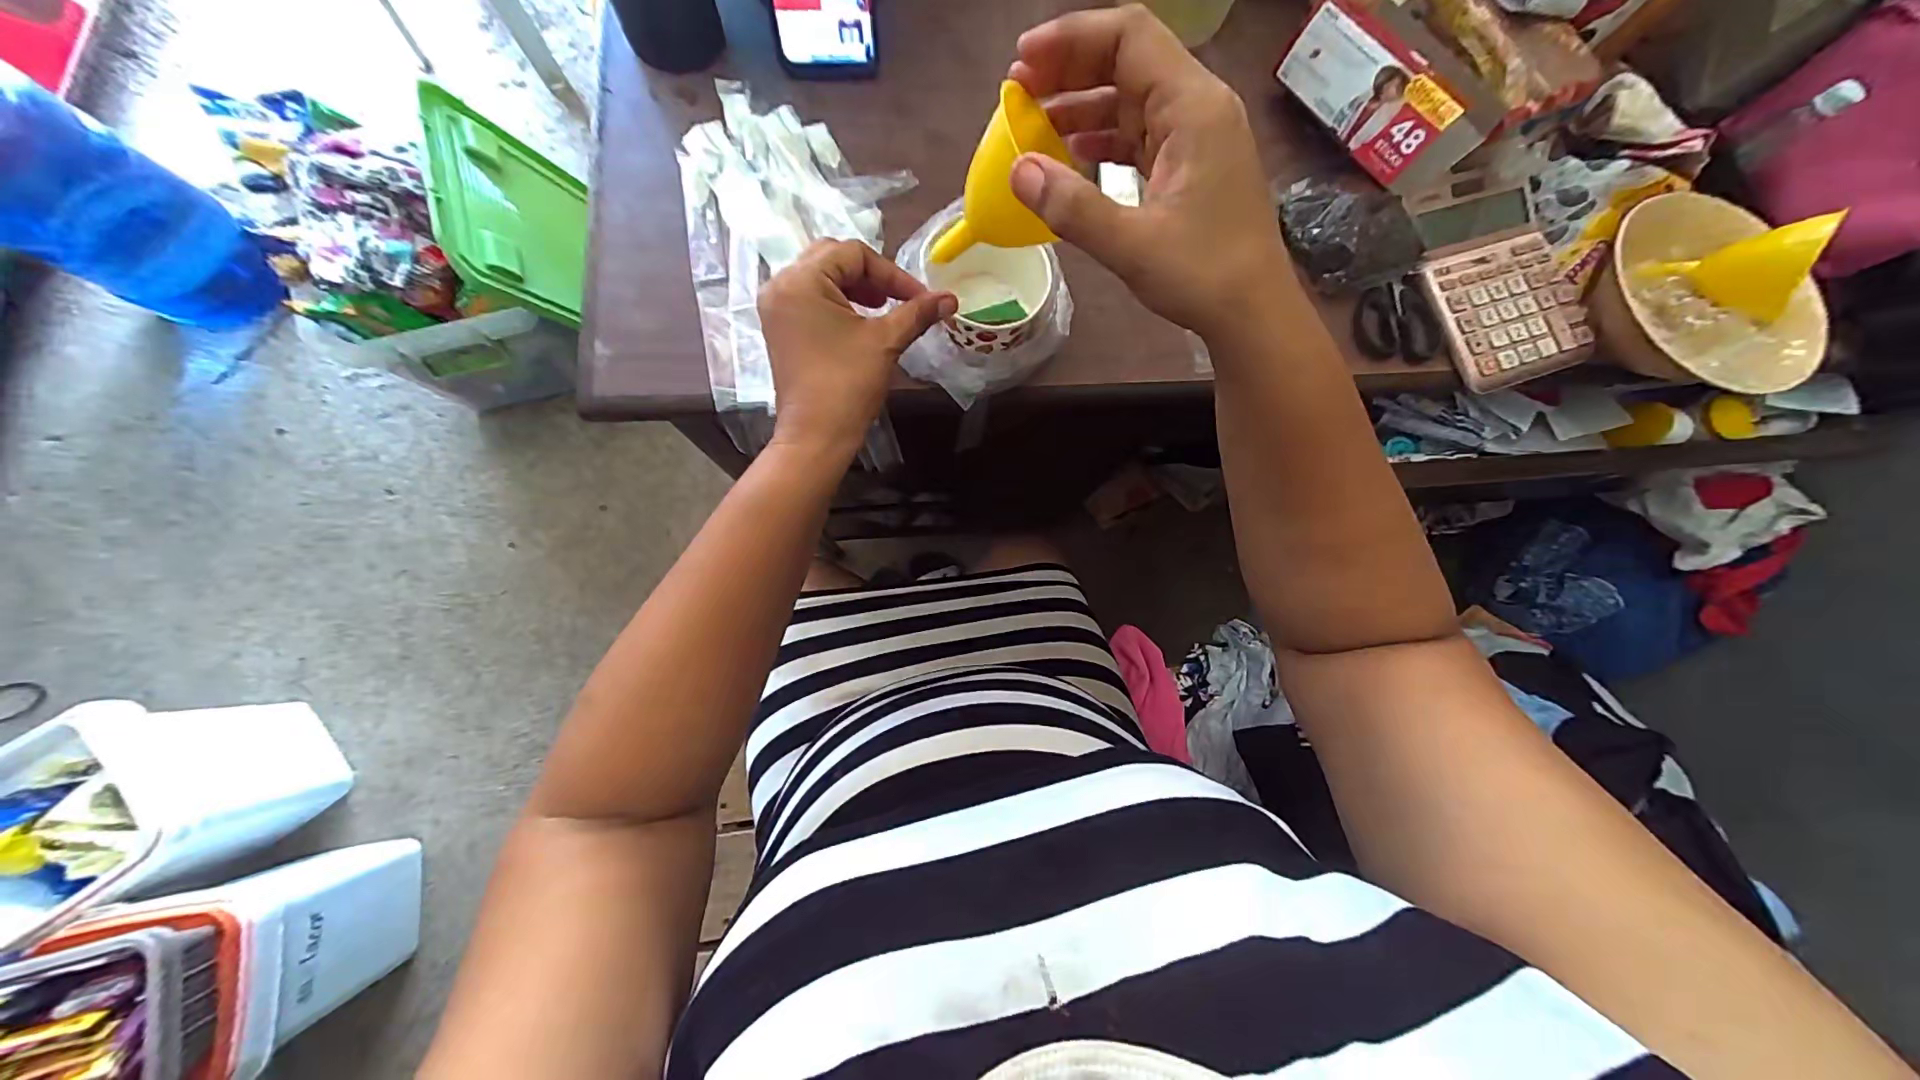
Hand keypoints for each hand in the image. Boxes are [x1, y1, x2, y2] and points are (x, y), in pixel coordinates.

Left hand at [758, 239, 955, 457]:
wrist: (816, 435)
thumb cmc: (848, 384)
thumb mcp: (886, 341)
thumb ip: (917, 312)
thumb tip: (950, 298)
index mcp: (801, 280)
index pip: (853, 253)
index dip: (891, 273)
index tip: (918, 299)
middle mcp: (780, 285)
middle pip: (832, 257)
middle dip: (871, 275)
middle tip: (897, 298)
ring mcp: (776, 307)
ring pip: (820, 276)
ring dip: (854, 286)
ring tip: (880, 309)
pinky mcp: (779, 328)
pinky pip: (809, 297)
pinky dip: (836, 301)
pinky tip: (858, 322)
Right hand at [1008, 5, 1293, 339]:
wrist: (1252, 312)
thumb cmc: (1203, 275)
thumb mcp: (1131, 244)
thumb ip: (1072, 207)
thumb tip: (1018, 171)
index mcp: (1193, 107)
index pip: (1128, 37)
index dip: (1070, 39)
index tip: (1022, 62)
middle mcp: (1198, 109)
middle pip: (1128, 63)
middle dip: (1070, 71)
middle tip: (1018, 93)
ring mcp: (1197, 138)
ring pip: (1131, 101)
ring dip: (1082, 108)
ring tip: (1034, 125)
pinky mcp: (1191, 167)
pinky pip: (1140, 137)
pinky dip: (1103, 141)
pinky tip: (1072, 157)